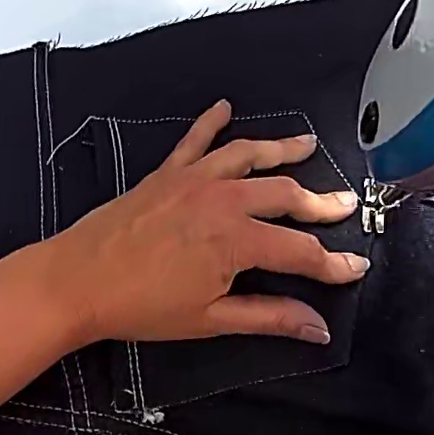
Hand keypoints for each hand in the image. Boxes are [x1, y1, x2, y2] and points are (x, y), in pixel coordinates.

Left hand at [22, 100, 367, 347]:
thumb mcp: (211, 319)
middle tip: (346, 204)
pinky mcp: (168, 172)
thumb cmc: (142, 306)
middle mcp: (224, 200)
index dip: (333, 263)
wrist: (75, 280)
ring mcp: (195, 179)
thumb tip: (318, 328)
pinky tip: (224, 106)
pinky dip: (211, 121)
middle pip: (286, 195)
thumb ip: (270, 318)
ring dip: (282, 148)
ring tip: (307, 144)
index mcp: (237, 240)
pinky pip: (196, 139)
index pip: (301, 251)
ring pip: (250, 155)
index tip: (358, 265)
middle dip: (321, 202)